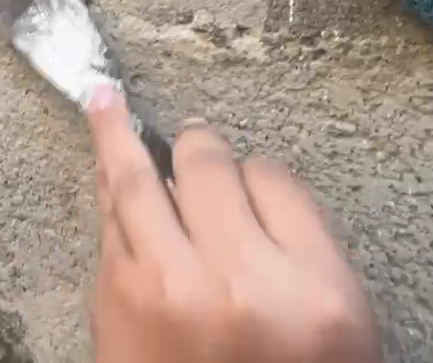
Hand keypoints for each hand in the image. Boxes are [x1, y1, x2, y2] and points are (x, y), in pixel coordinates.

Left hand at [87, 86, 379, 362]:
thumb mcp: (330, 343)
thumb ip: (297, 261)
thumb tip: (245, 182)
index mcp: (323, 300)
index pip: (278, 182)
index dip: (257, 174)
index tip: (247, 177)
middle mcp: (245, 281)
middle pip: (209, 165)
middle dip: (198, 146)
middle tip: (194, 140)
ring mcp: (169, 282)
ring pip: (142, 175)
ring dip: (117, 129)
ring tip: (104, 96)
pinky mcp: (116, 290)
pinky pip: (111, 211)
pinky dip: (105, 174)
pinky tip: (102, 146)